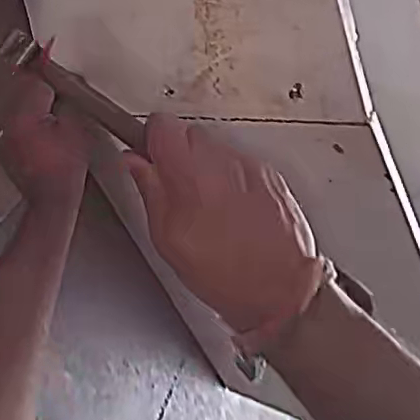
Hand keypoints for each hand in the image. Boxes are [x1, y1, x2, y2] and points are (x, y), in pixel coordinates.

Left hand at [0, 73, 89, 213]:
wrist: (51, 202)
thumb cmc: (64, 172)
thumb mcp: (76, 129)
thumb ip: (69, 103)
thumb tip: (66, 87)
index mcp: (25, 116)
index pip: (34, 81)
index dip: (47, 71)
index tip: (50, 59)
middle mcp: (10, 125)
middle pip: (21, 91)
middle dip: (39, 85)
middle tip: (54, 83)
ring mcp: (6, 139)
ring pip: (17, 107)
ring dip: (33, 102)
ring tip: (51, 106)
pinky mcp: (7, 150)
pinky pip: (16, 125)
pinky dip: (29, 121)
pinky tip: (43, 127)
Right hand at [124, 114, 324, 332]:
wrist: (286, 295)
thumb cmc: (226, 275)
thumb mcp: (167, 239)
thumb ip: (148, 190)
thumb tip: (134, 162)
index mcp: (189, 173)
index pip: (161, 124)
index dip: (151, 139)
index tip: (149, 158)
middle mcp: (222, 161)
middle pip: (188, 132)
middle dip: (178, 154)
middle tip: (175, 189)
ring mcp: (250, 166)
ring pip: (214, 147)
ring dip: (205, 166)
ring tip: (207, 206)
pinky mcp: (271, 176)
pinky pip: (239, 163)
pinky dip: (231, 178)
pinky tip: (232, 210)